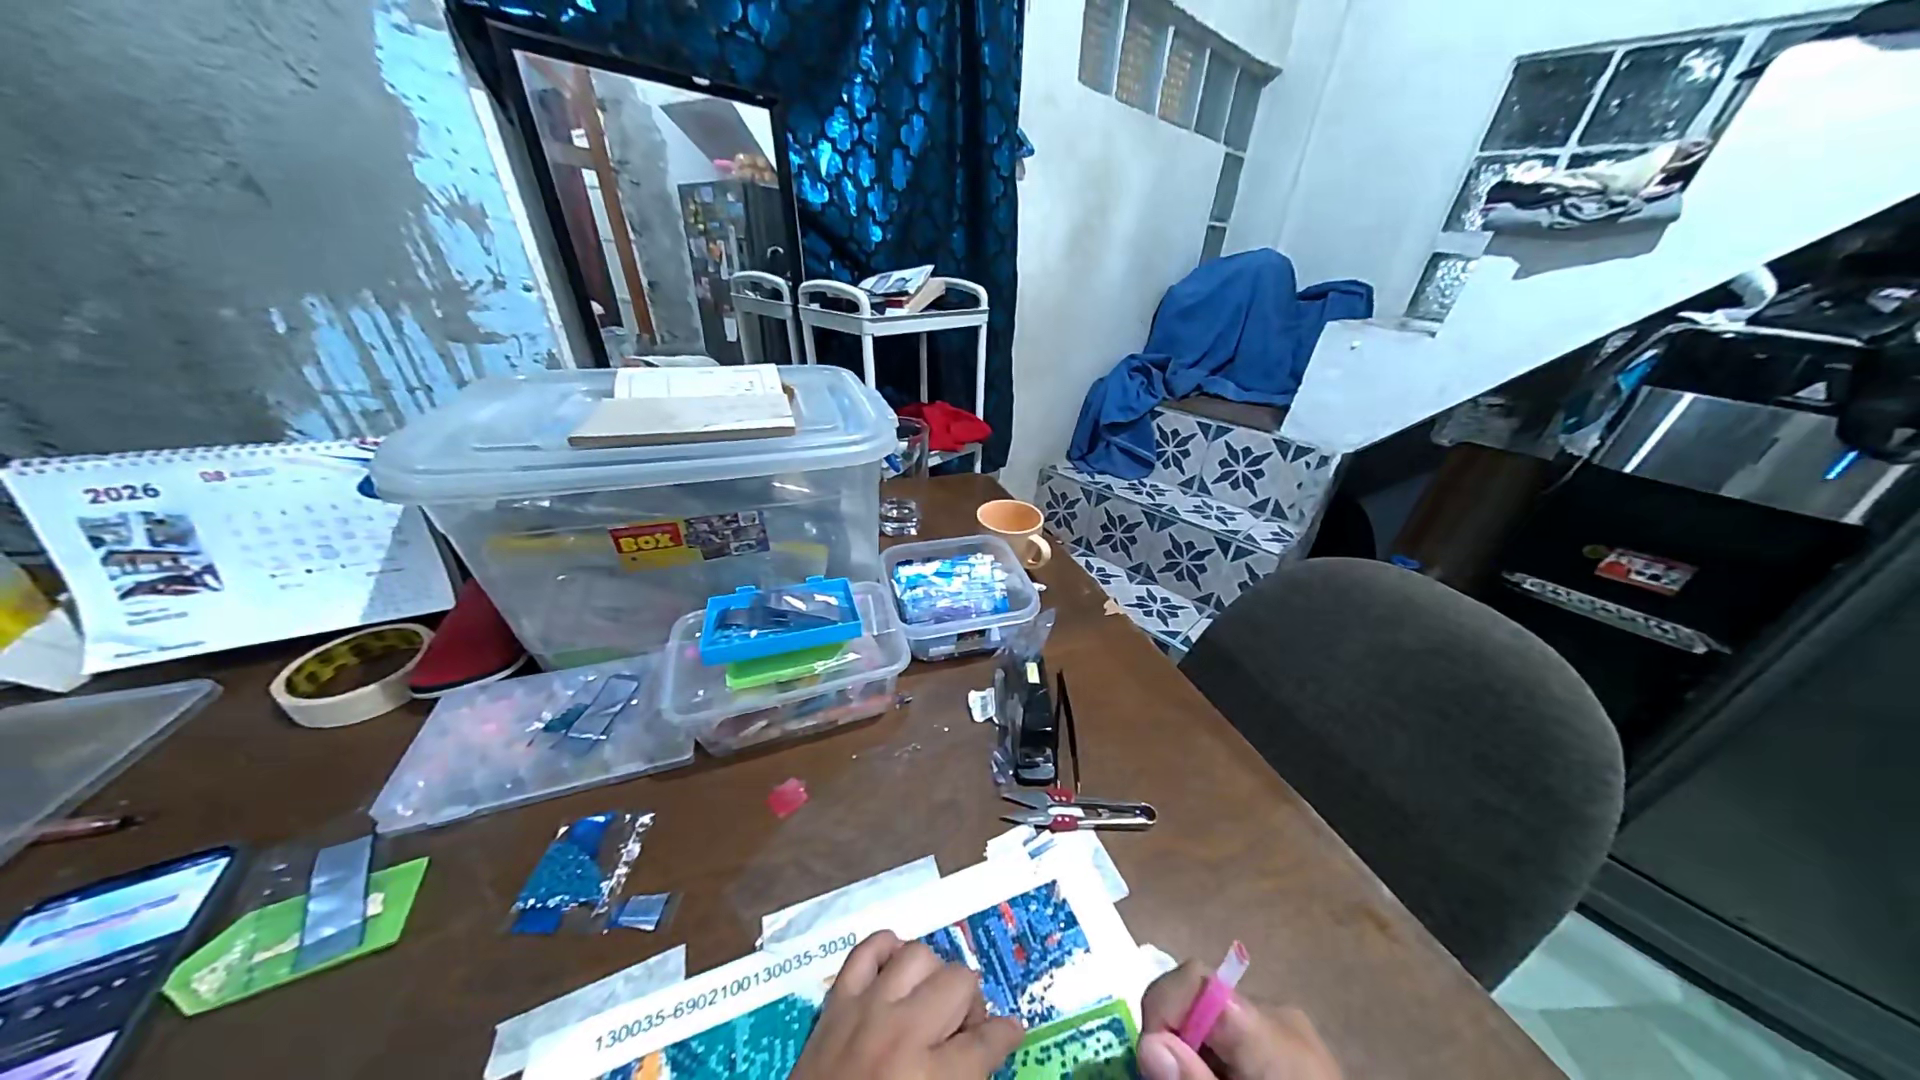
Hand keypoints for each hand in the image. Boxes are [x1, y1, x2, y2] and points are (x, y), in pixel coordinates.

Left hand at [791, 931, 1025, 1079]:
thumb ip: (966, 1078)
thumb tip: (991, 1046)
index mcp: (931, 1078)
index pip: (986, 1042)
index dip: (1005, 1036)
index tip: (1010, 1033)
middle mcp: (903, 1032)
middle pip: (958, 982)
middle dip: (970, 1003)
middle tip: (963, 1028)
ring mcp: (866, 1008)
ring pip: (918, 956)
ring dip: (931, 976)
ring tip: (929, 1000)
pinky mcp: (835, 1001)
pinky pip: (866, 949)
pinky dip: (885, 950)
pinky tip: (895, 969)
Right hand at [1136, 962, 1343, 1079]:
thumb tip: (1149, 1042)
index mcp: (1271, 1033)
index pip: (1198, 980)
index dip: (1162, 1008)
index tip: (1151, 1063)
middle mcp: (1281, 1018)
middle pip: (1201, 1000)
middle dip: (1174, 1040)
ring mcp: (1292, 1033)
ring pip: (1215, 1021)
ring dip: (1195, 1056)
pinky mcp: (1296, 1051)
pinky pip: (1238, 1038)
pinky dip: (1218, 1063)